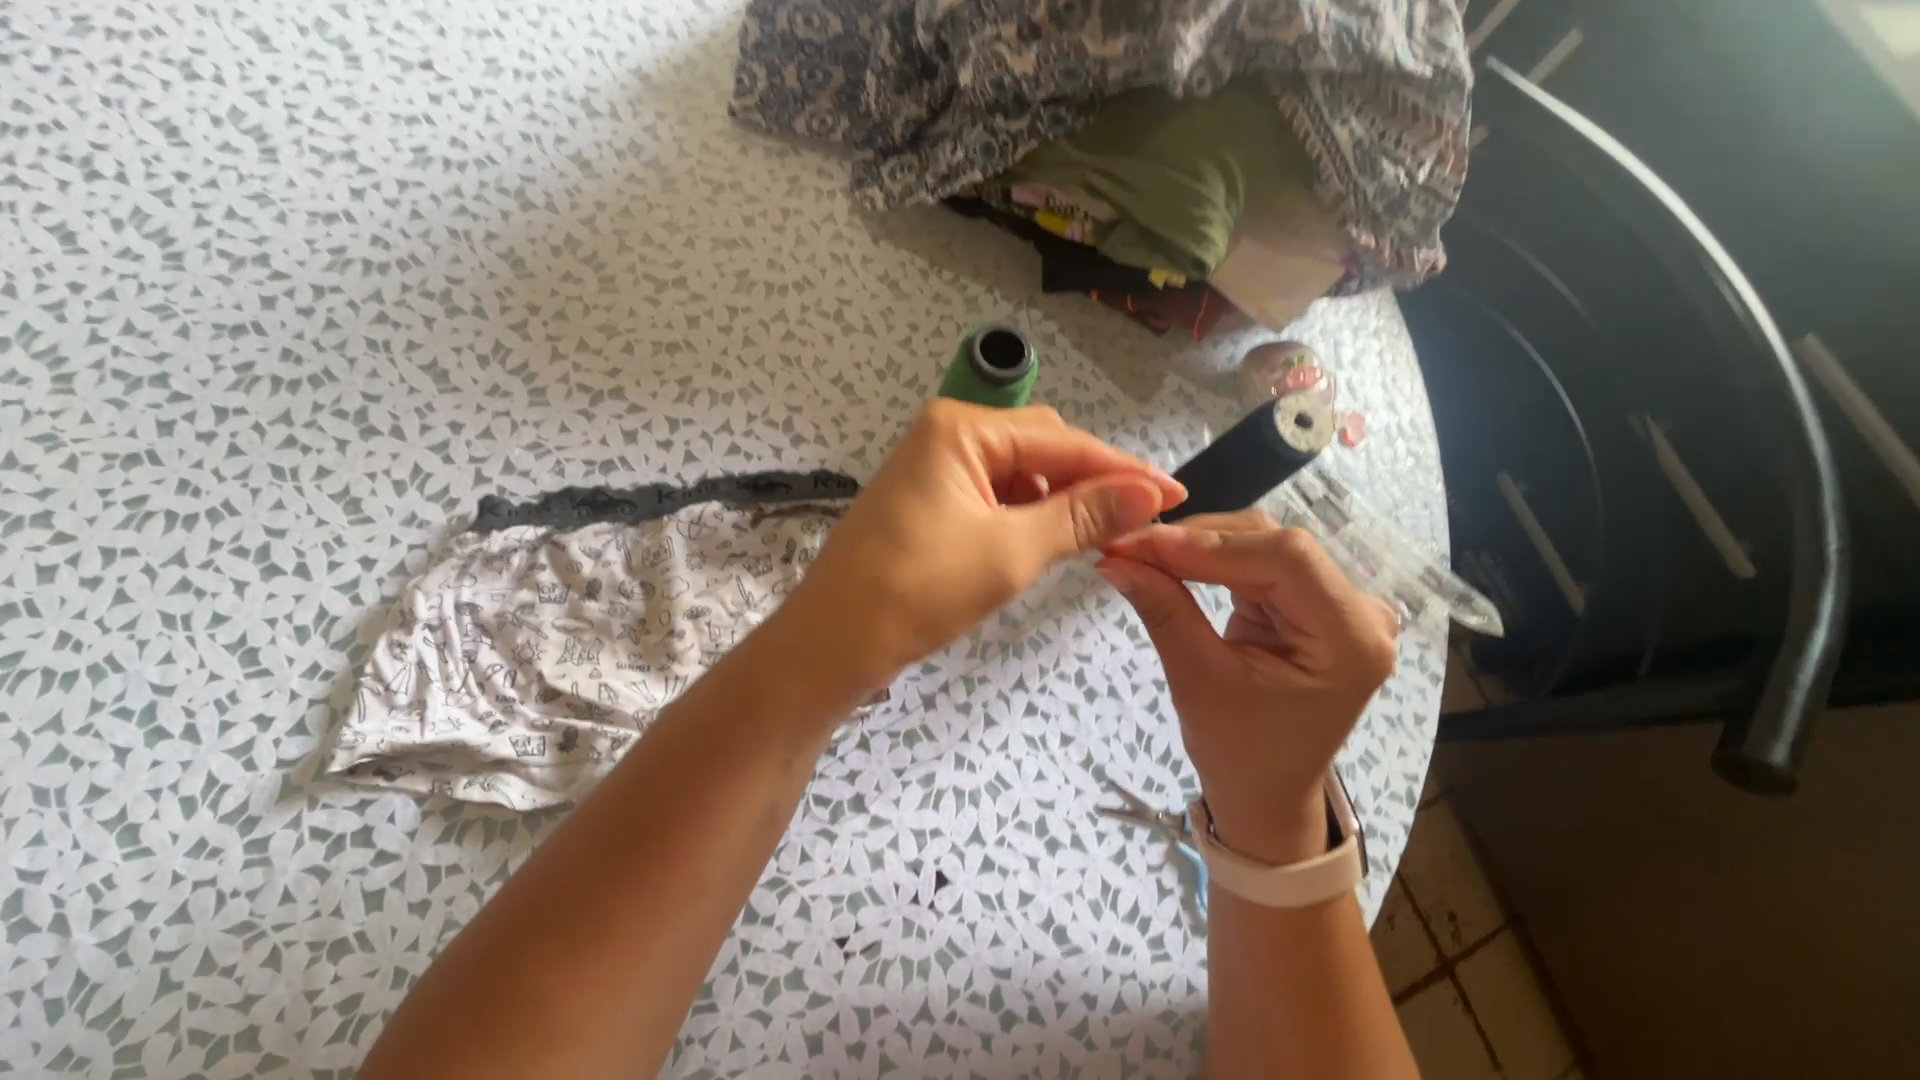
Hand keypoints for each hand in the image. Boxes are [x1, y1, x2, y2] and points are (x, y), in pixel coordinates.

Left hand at [778, 400, 1185, 695]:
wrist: (832, 644)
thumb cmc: (917, 591)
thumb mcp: (1010, 552)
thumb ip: (1082, 516)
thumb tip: (1149, 492)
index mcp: (962, 428)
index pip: (1064, 440)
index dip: (1122, 469)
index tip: (1176, 495)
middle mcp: (948, 434)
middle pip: (1043, 447)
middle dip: (1092, 481)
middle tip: (1142, 519)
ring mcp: (935, 468)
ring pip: (1021, 474)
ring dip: (1061, 500)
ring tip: (1099, 534)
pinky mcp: (930, 502)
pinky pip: (995, 496)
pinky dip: (1028, 516)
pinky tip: (1050, 540)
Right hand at [1099, 512, 1399, 862]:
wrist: (1266, 792)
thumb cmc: (1241, 754)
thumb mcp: (1198, 682)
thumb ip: (1165, 610)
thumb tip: (1114, 559)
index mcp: (1353, 639)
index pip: (1286, 559)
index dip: (1209, 543)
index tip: (1140, 544)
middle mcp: (1360, 611)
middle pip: (1274, 545)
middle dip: (1196, 542)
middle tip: (1126, 546)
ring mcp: (1339, 603)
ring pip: (1261, 545)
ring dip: (1196, 547)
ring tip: (1138, 552)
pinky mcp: (1312, 601)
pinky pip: (1256, 563)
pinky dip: (1208, 562)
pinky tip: (1166, 561)